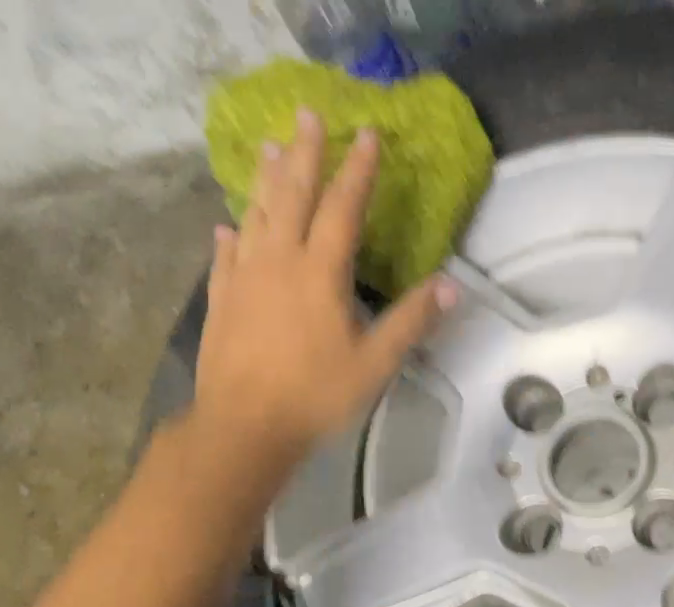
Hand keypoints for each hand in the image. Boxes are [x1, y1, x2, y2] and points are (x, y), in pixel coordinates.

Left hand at [194, 107, 458, 481]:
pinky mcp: (222, 301)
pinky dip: (231, 236)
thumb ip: (411, 321)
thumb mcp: (376, 363)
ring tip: (267, 148)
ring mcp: (245, 279)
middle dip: (302, 154)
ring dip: (265, 181)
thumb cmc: (316, 396)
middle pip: (291, 196)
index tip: (367, 135)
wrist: (244, 425)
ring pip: (256, 216)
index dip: (357, 171)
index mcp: (321, 273)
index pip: (342, 209)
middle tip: (306, 114)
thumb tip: (451, 286)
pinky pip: (226, 258)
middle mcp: (279, 262)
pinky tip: (228, 225)